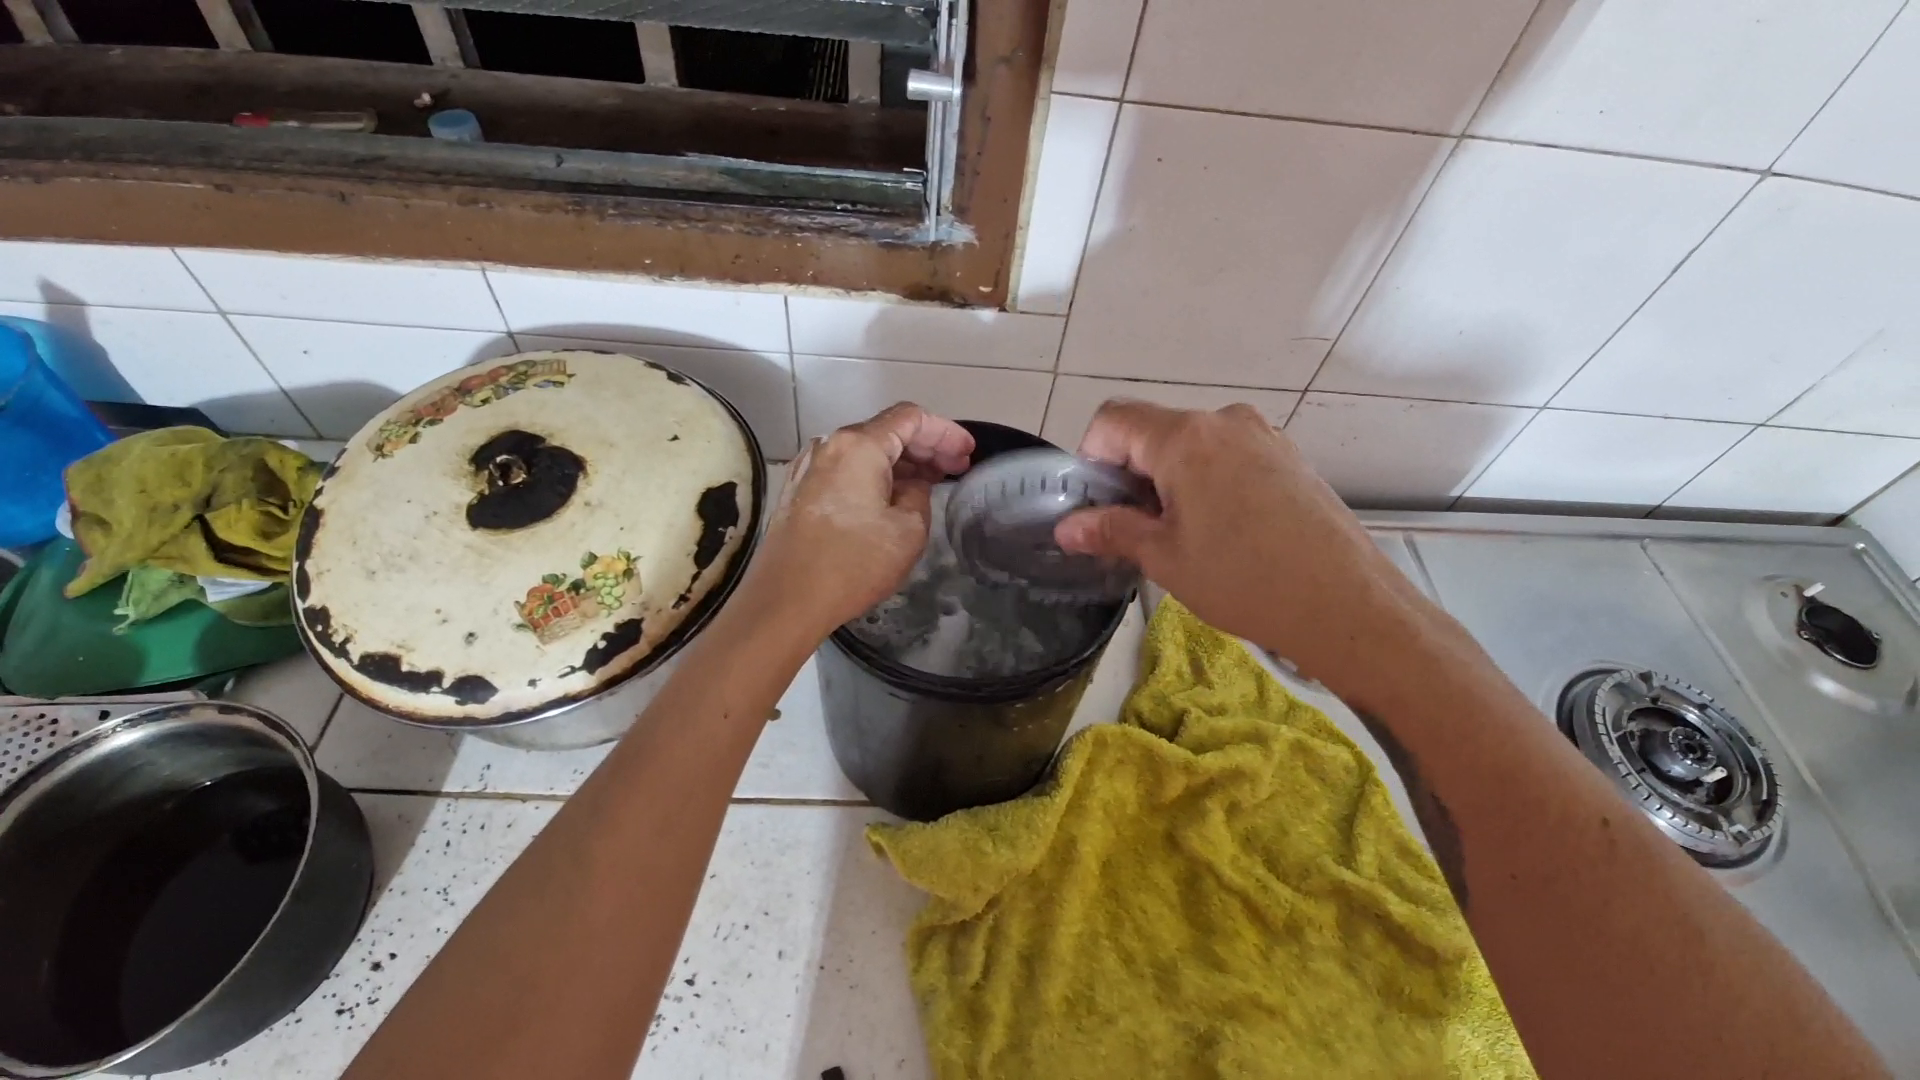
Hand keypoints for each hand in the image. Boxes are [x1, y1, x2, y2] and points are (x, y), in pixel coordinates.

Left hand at [738, 403, 973, 639]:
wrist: (786, 600)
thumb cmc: (854, 564)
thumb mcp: (908, 530)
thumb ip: (919, 494)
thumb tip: (910, 485)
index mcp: (859, 445)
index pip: (911, 418)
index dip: (946, 431)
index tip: (968, 453)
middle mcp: (830, 445)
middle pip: (886, 430)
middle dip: (926, 446)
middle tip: (956, 468)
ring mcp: (810, 467)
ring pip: (865, 451)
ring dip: (901, 462)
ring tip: (931, 482)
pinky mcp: (800, 491)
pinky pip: (846, 470)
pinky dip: (875, 475)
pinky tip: (892, 495)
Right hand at [1054, 400, 1427, 690]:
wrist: (1347, 604)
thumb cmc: (1245, 581)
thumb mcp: (1165, 559)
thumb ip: (1111, 531)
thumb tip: (1067, 527)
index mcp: (1186, 438)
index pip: (1113, 420)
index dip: (1090, 457)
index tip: (1096, 504)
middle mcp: (1225, 422)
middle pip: (1154, 431)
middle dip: (1132, 474)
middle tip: (1135, 530)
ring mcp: (1263, 436)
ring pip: (1193, 445)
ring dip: (1171, 480)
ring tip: (1184, 536)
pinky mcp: (1289, 457)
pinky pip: (1229, 456)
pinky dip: (1208, 482)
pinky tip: (1224, 532)